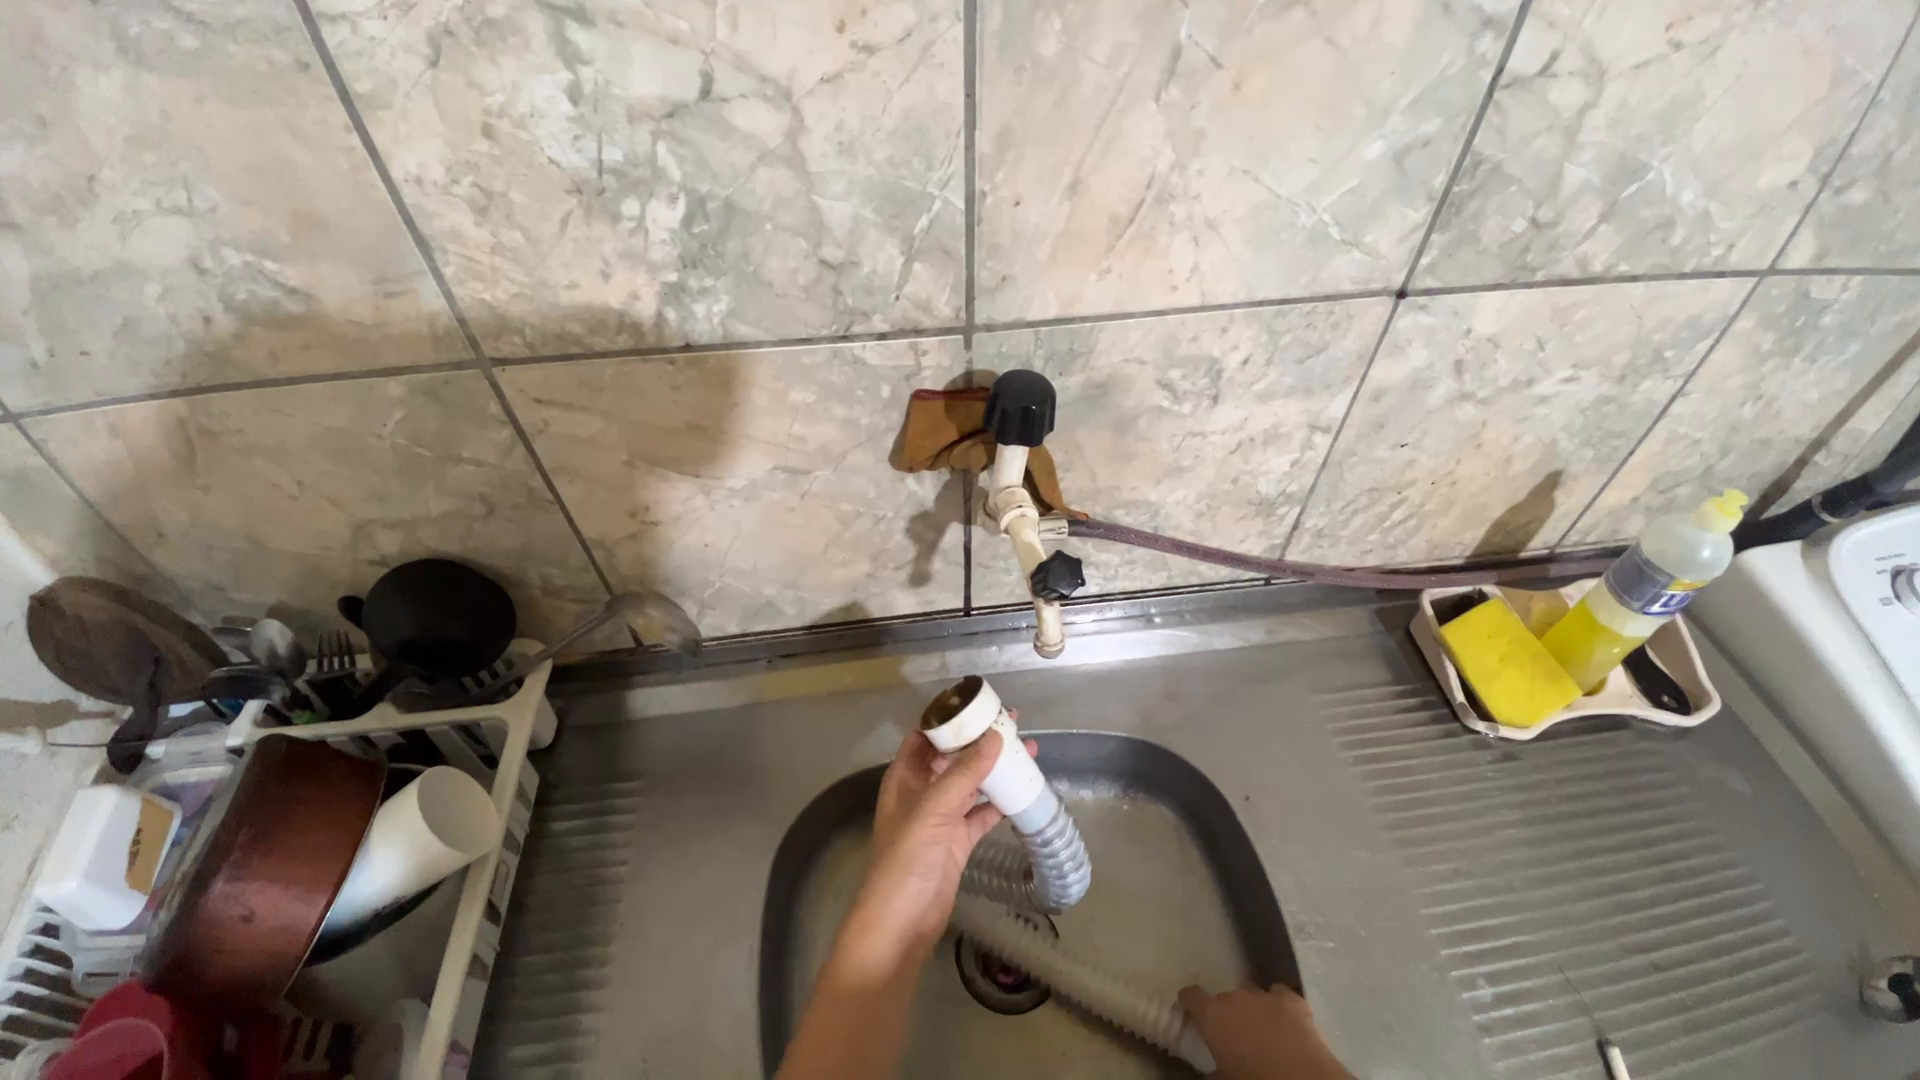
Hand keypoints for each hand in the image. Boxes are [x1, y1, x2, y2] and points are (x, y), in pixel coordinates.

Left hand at [778, 725, 1035, 1079]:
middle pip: (954, 757)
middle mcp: (922, 792)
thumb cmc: (905, 859)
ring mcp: (941, 817)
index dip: (950, 719)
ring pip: (972, 784)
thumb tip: (996, 737)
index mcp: (905, 777)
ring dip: (996, 769)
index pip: (926, 736)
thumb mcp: (933, 809)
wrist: (901, 922)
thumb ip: (965, 773)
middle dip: (981, 741)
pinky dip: (1000, 802)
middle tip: (1015, 724)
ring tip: (1028, 752)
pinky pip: (982, 813)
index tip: (981, 704)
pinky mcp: (958, 841)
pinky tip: (1023, 791)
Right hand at [1179, 984, 1355, 1079]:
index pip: (1191, 995)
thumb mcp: (1225, 1078)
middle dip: (1229, 1013)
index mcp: (1212, 1016)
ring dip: (1253, 1008)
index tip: (1193, 1010)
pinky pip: (1279, 994)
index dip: (1190, 1001)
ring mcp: (1263, 995)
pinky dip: (1280, 1004)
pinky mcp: (1291, 999)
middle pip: (1225, 998)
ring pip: (1251, 993)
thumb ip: (1215, 1069)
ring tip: (1264, 1029)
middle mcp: (1234, 998)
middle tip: (1238, 1036)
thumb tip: (1214, 1070)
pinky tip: (1287, 1020)